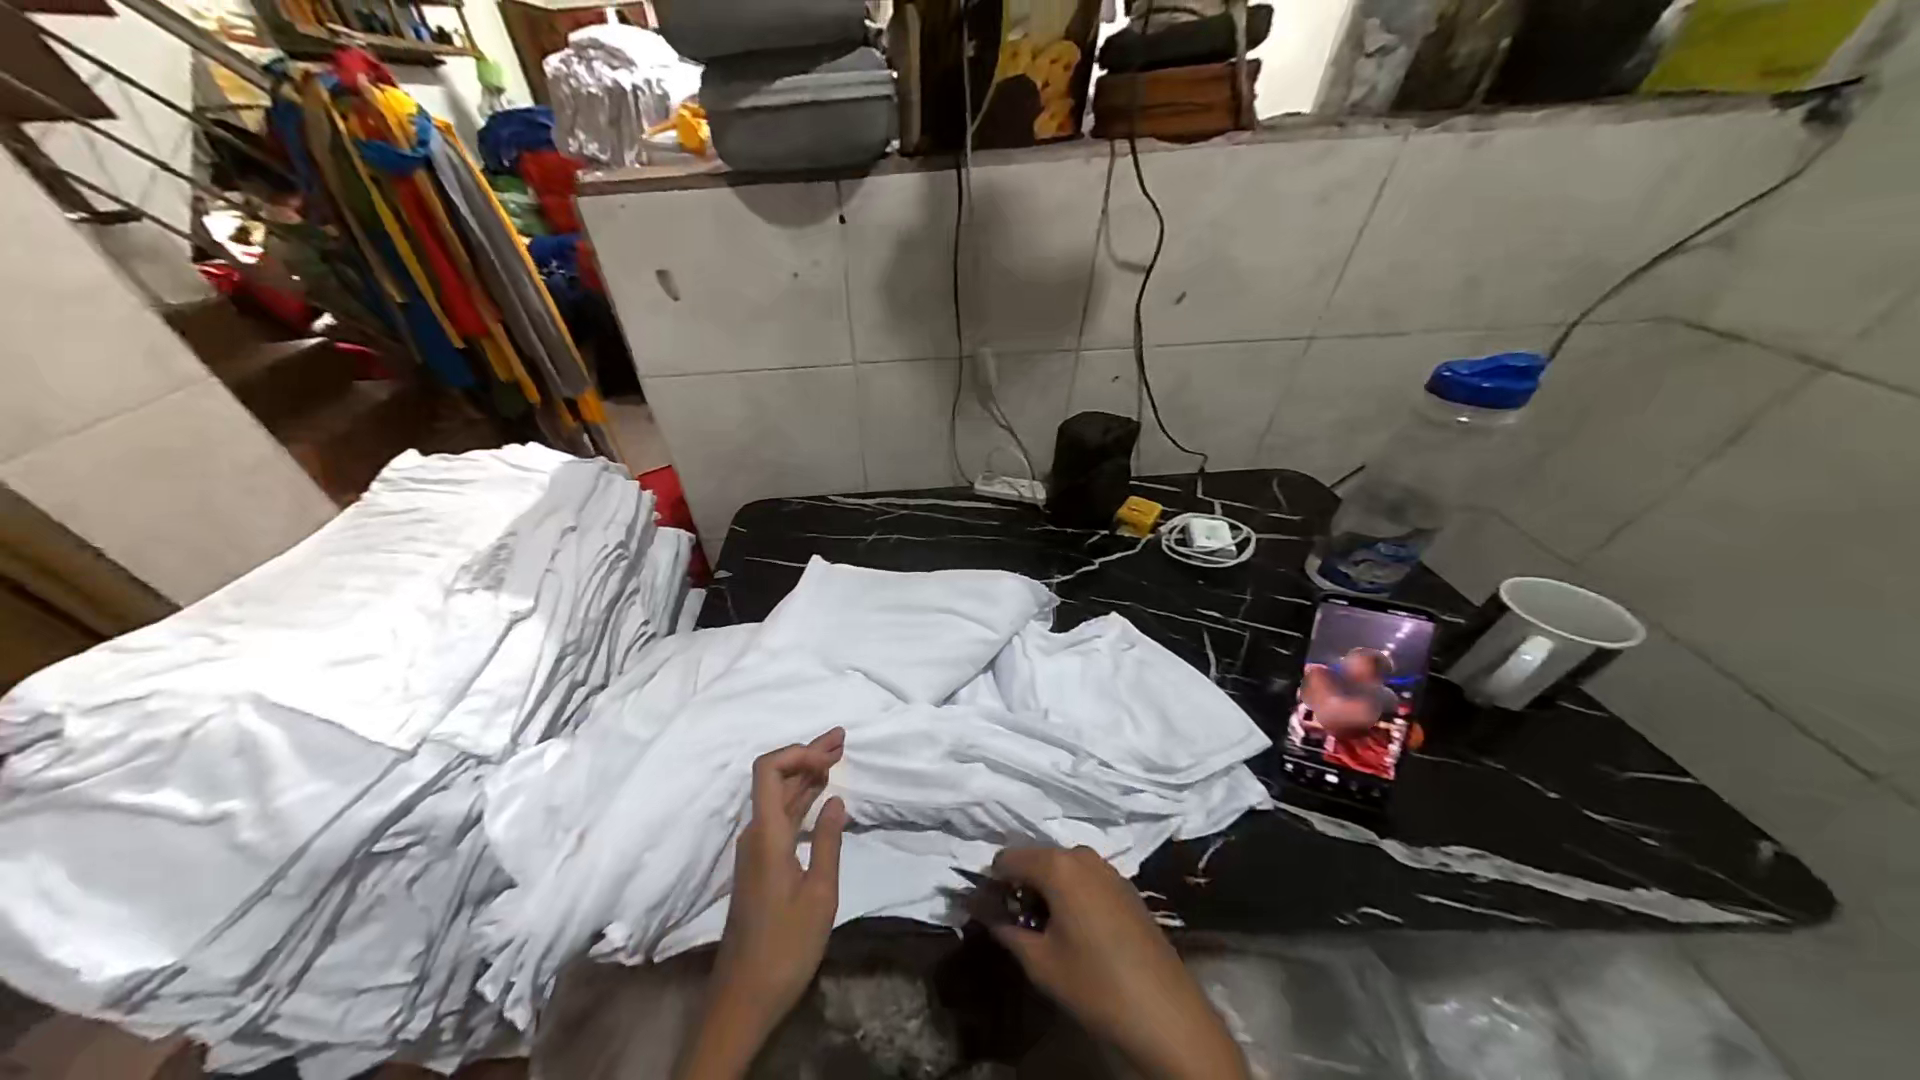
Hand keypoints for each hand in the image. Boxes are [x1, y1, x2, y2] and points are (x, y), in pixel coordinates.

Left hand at [677, 729, 847, 1079]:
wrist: (744, 996)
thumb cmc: (786, 946)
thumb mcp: (819, 894)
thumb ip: (827, 841)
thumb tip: (836, 799)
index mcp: (767, 835)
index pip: (768, 771)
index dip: (797, 753)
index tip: (830, 757)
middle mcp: (756, 834)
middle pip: (776, 778)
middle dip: (808, 754)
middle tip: (841, 739)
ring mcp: (756, 850)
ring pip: (780, 797)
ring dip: (807, 775)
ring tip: (838, 756)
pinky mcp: (761, 865)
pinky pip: (781, 816)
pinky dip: (802, 798)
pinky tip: (821, 796)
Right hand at [987, 846, 1247, 1079]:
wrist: (1165, 1012)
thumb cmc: (1095, 983)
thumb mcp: (1040, 962)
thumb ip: (1007, 930)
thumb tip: (986, 912)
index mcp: (1058, 865)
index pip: (1008, 858)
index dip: (992, 882)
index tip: (985, 908)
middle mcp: (1083, 855)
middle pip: (1036, 858)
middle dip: (1019, 884)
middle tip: (1011, 920)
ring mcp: (1109, 869)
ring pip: (1062, 868)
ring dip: (1045, 888)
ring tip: (1040, 928)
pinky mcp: (1126, 887)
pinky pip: (1084, 878)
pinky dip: (1069, 893)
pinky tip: (1072, 928)